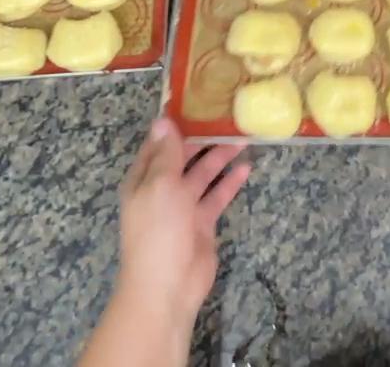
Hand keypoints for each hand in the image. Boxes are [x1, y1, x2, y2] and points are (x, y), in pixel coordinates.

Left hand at [116, 118, 250, 324]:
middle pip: (183, 156)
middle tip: (227, 117)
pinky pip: (217, 195)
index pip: (157, 144)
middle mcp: (162, 189)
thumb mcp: (160, 185)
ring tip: (242, 137)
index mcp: (143, 179)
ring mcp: (183, 207)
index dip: (173, 125)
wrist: (167, 286)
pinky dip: (230, 182)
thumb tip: (163, 119)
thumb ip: (166, 153)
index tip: (195, 103)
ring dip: (219, 157)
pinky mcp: (202, 222)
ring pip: (203, 173)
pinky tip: (246, 167)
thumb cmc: (158, 230)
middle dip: (202, 138)